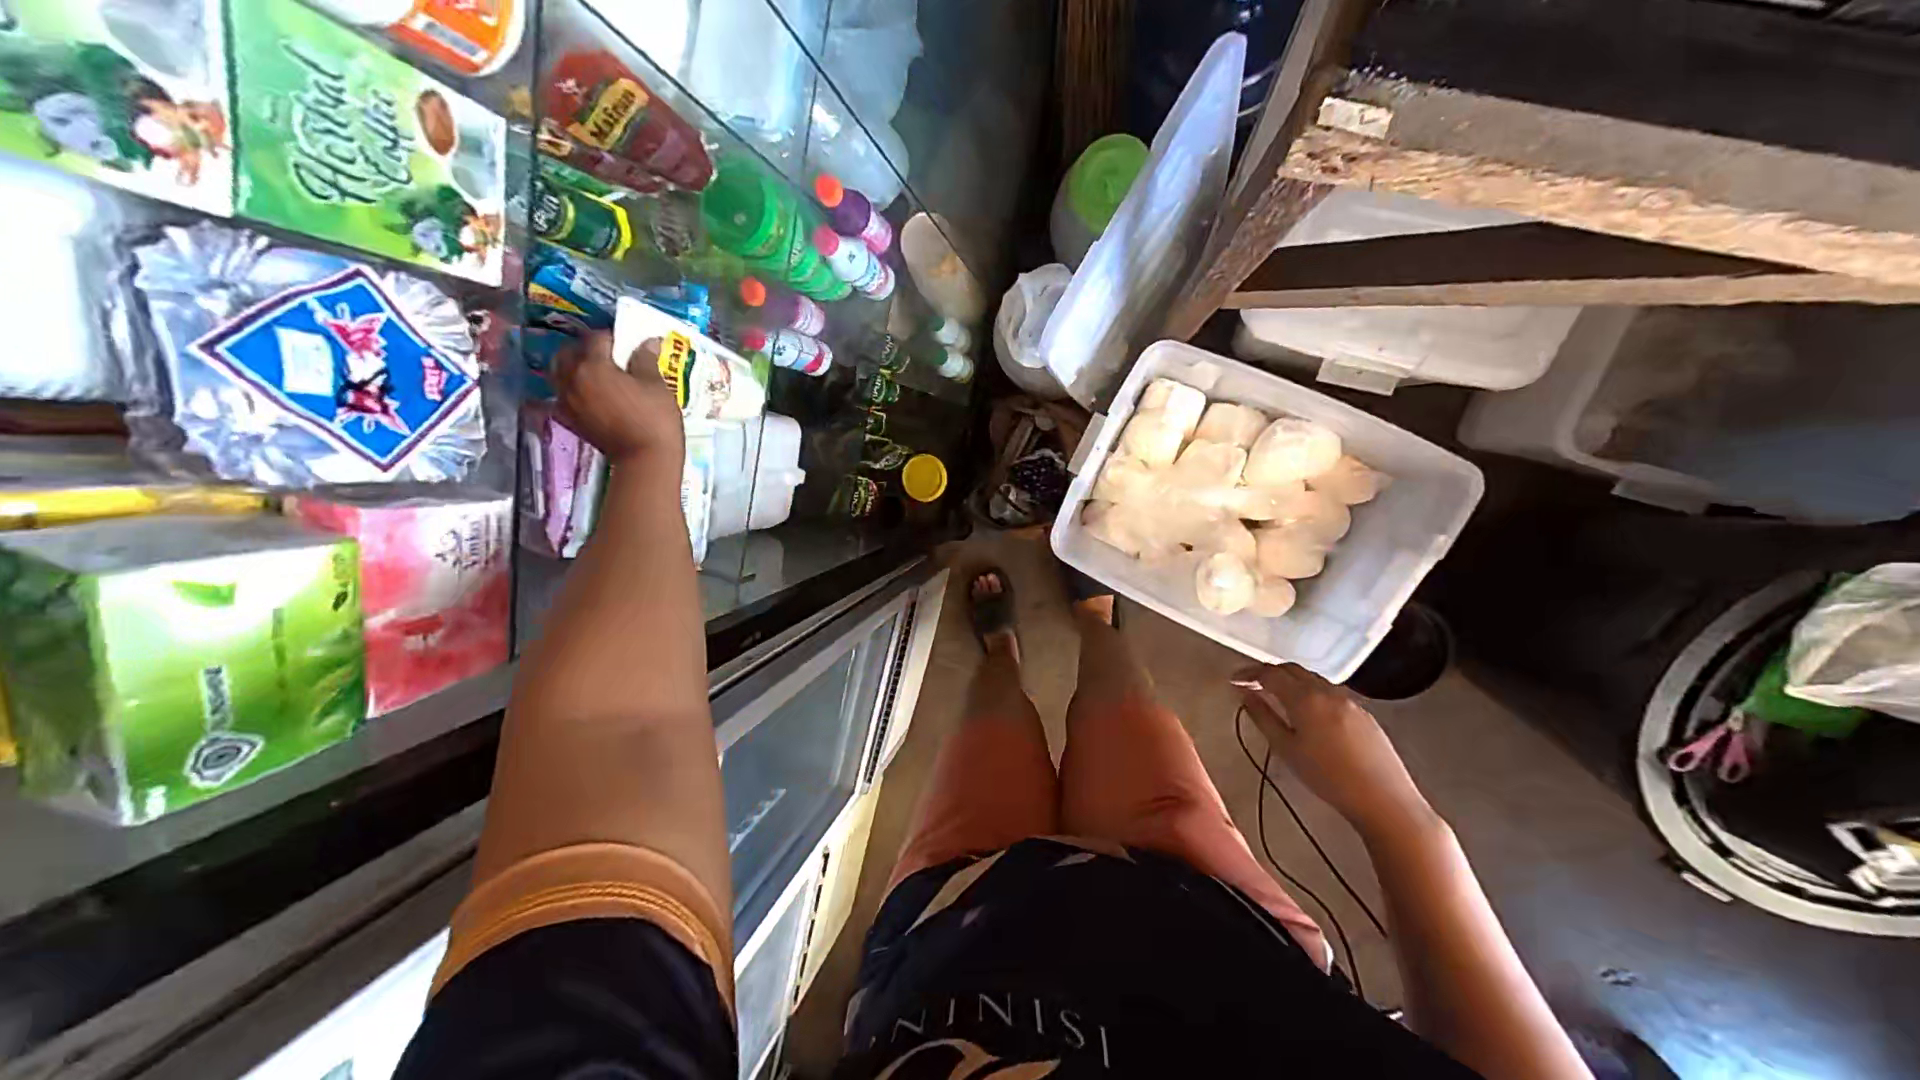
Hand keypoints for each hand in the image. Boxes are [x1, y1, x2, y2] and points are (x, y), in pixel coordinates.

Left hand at [553, 331, 683, 467]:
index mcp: (592, 366)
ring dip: (574, 367)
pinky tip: (589, 394)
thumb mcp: (656, 385)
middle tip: (608, 355)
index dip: (614, 337)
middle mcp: (572, 379)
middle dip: (586, 349)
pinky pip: (562, 395)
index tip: (629, 343)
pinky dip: (572, 389)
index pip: (597, 339)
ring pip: (560, 373)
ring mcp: (567, 401)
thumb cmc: (655, 419)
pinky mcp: (569, 420)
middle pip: (569, 353)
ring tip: (596, 373)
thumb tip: (647, 342)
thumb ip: (646, 359)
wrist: (645, 460)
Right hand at [1234, 663, 1434, 837]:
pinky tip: (1307, 711)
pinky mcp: (1363, 713)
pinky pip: (1329, 691)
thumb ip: (1263, 717)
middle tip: (1251, 683)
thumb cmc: (1327, 777)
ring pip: (1312, 679)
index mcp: (1305, 698)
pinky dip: (1310, 691)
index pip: (1270, 673)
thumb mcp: (1286, 750)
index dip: (1248, 672)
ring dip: (1290, 680)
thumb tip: (1246, 695)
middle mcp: (1327, 691)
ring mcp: (1349, 700)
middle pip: (1292, 669)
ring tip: (1275, 695)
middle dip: (1269, 672)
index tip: (1233, 679)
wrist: (1384, 799)